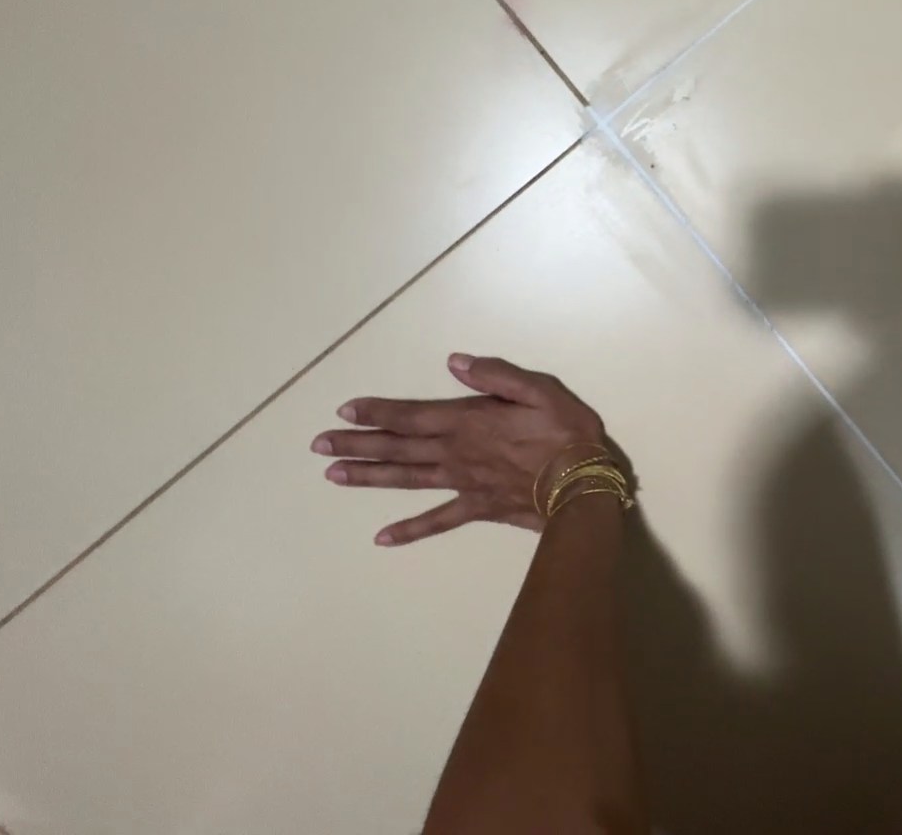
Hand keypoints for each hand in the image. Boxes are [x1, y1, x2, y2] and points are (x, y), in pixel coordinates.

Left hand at [311, 354, 608, 545]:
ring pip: (407, 479)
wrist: (582, 483)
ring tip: (333, 476)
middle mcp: (455, 453)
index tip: (343, 410)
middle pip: (399, 447)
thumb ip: (496, 375)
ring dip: (369, 477)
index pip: (412, 414)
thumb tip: (454, 363)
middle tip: (319, 445)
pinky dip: (410, 530)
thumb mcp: (539, 389)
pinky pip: (438, 521)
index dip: (377, 412)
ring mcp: (463, 483)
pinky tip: (382, 539)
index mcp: (468, 421)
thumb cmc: (565, 431)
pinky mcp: (477, 508)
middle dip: (358, 444)